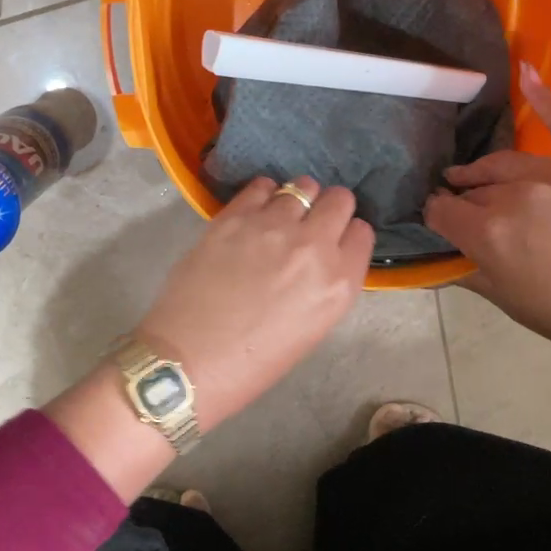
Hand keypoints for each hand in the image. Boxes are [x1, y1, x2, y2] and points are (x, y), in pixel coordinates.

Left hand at [137, 176, 373, 428]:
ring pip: (302, 186)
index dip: (346, 235)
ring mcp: (272, 227)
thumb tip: (317, 258)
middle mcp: (313, 247)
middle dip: (327, 209)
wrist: (189, 362)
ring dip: (295, 199)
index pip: (361, 233)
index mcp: (338, 284)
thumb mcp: (309, 330)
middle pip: (338, 200)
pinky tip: (253, 212)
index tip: (332, 243)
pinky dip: (263, 194)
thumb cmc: (251, 364)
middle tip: (307, 226)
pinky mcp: (233, 217)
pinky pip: (261, 186)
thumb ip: (323, 286)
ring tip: (278, 218)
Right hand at [424, 65, 550, 376]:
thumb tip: (439, 257)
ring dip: (484, 170)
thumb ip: (469, 273)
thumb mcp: (510, 303)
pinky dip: (544, 96)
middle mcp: (515, 197)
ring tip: (473, 176)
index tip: (440, 225)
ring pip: (505, 162)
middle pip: (473, 189)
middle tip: (464, 212)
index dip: (436, 218)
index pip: (441, 212)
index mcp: (487, 235)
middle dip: (463, 200)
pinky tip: (525, 74)